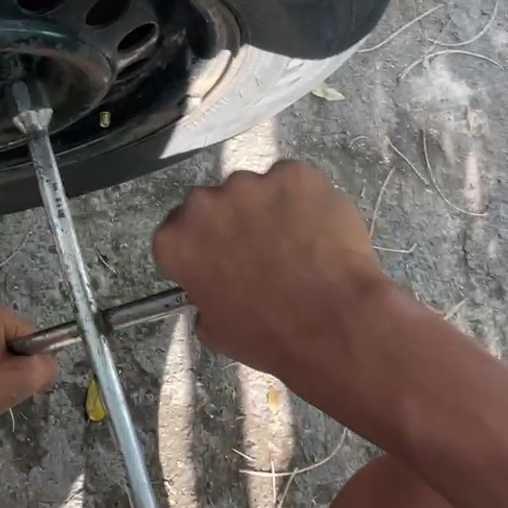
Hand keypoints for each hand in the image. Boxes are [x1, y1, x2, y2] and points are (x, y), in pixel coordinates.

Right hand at [153, 161, 393, 380]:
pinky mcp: (293, 173)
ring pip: (256, 191)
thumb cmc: (268, 334)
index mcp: (175, 241)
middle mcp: (203, 203)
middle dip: (232, 223)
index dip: (201, 247)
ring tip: (298, 243)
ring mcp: (250, 183)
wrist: (332, 321)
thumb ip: (204, 298)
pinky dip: (304, 201)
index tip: (219, 262)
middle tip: (260, 253)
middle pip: (213, 205)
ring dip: (268, 210)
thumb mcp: (214, 331)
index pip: (176, 233)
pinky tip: (320, 231)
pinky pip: (294, 184)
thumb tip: (215, 291)